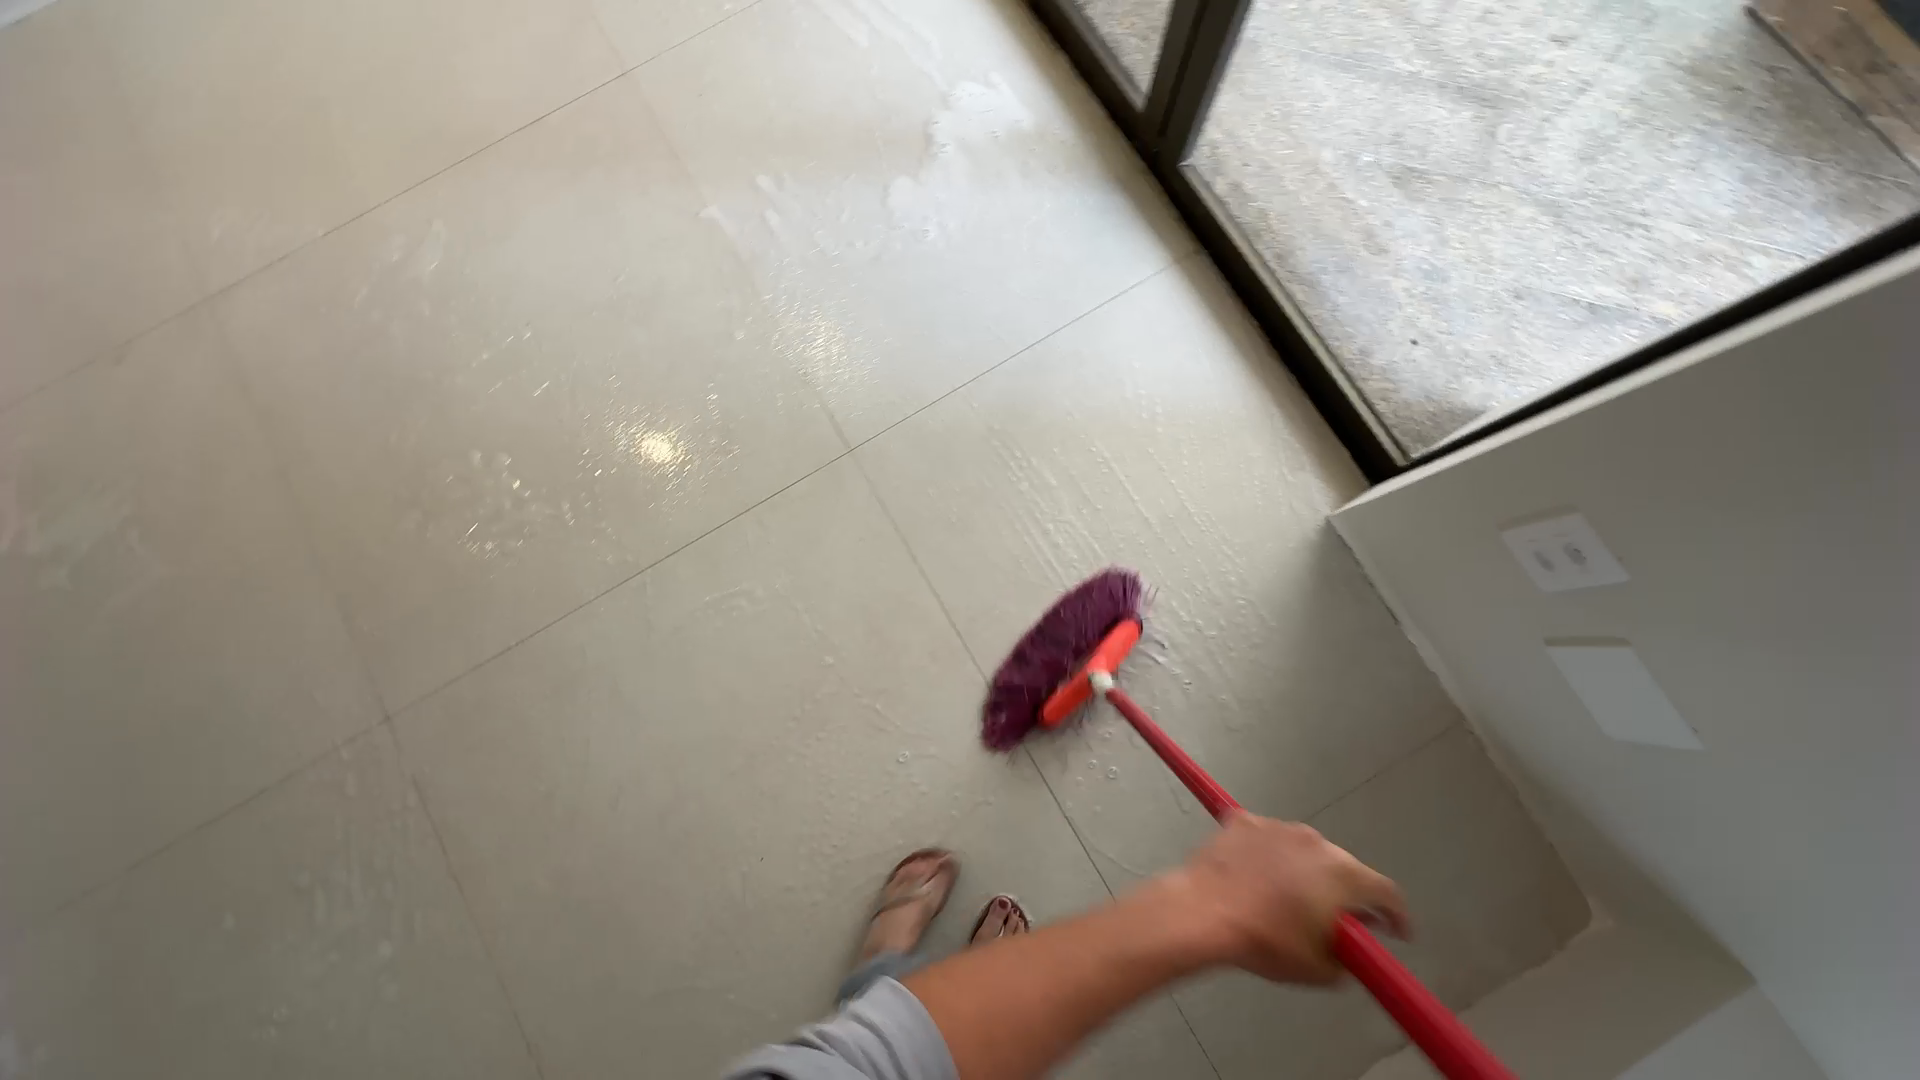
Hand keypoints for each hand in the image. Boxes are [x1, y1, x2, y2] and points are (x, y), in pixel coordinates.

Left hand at [1170, 811, 1408, 984]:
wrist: (1203, 910)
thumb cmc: (1266, 941)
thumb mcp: (1320, 968)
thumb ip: (1347, 957)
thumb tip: (1347, 947)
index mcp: (1344, 873)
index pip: (1387, 893)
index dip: (1396, 916)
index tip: (1395, 932)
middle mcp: (1315, 841)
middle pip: (1344, 867)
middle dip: (1345, 893)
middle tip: (1334, 919)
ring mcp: (1277, 825)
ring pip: (1303, 849)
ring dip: (1304, 870)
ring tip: (1285, 897)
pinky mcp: (1243, 820)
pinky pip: (1265, 837)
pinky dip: (1266, 853)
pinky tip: (1254, 873)